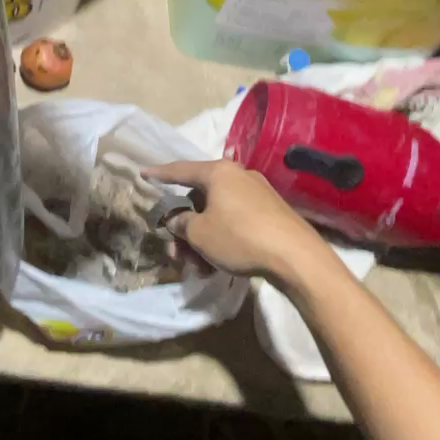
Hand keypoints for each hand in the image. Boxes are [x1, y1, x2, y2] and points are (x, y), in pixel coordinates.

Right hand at [144, 160, 331, 283]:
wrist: (296, 258)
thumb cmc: (240, 237)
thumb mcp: (200, 233)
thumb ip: (181, 223)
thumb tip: (177, 219)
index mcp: (219, 173)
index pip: (181, 170)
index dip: (159, 174)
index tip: (144, 174)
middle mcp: (238, 176)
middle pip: (199, 198)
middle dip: (185, 228)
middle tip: (176, 251)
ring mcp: (257, 194)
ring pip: (217, 214)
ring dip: (203, 239)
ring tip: (198, 268)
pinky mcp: (270, 213)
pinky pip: (235, 221)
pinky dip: (222, 239)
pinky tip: (218, 265)